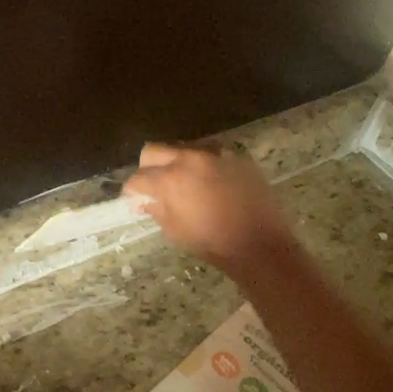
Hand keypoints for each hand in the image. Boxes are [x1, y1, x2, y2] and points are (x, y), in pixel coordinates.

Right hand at [123, 142, 297, 276]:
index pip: (138, 178)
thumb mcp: (176, 230)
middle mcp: (190, 158)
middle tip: (153, 185)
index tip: (134, 199)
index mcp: (171, 179)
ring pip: (181, 147)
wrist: (260, 244)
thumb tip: (143, 201)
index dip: (131, 190)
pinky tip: (208, 182)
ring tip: (183, 183)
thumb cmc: (213, 243)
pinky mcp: (235, 155)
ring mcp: (215, 153)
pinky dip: (201, 164)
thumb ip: (156, 209)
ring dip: (175, 162)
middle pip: (153, 150)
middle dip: (147, 167)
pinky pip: (209, 152)